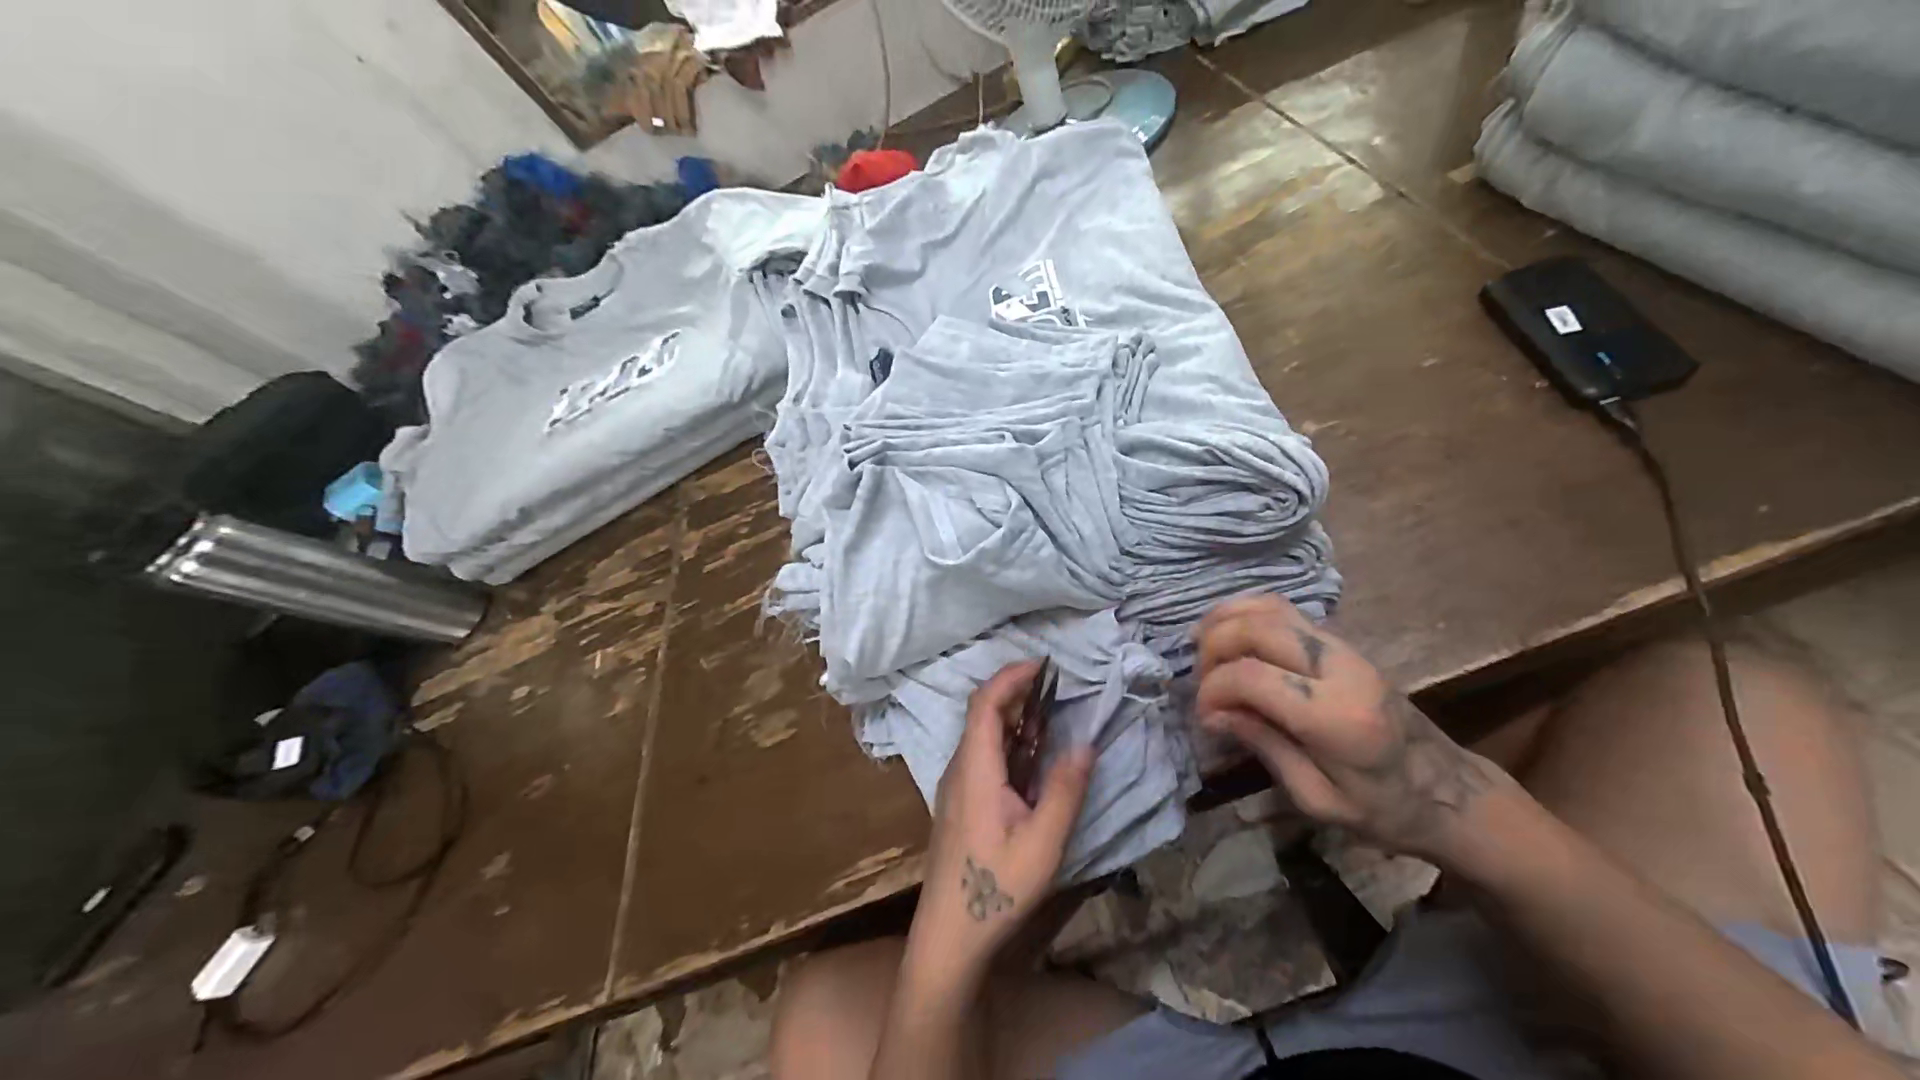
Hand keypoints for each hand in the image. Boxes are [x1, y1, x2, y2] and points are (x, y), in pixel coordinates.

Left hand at [908, 661, 1094, 989]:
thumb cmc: (996, 887)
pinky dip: (1007, 742)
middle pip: (981, 714)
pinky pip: (981, 755)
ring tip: (1050, 717)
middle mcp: (959, 768)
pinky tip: (1031, 759)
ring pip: (981, 735)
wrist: (949, 933)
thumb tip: (1085, 744)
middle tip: (1055, 689)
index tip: (1043, 665)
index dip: (1011, 677)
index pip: (985, 703)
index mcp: (974, 769)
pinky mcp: (959, 802)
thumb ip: (1064, 791)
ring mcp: (955, 785)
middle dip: (1016, 692)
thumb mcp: (1043, 843)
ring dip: (1012, 718)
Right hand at [1194, 594, 1510, 864]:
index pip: (1251, 677)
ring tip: (1203, 646)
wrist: (1450, 791)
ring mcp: (1345, 648)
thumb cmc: (1386, 810)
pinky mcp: (1344, 642)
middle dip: (1213, 647)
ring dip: (1225, 620)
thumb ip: (1264, 746)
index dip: (1213, 690)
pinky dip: (1247, 613)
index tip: (1204, 717)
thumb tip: (1214, 713)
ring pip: (1269, 607)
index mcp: (1335, 718)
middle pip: (1256, 629)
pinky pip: (1284, 609)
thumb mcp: (1318, 799)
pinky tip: (1229, 633)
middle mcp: (1340, 669)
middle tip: (1200, 679)